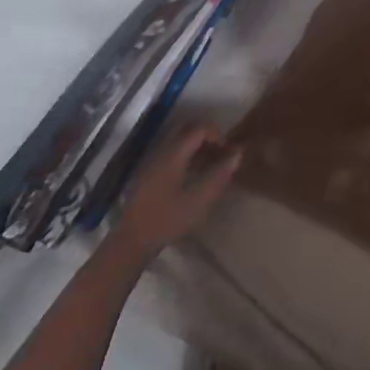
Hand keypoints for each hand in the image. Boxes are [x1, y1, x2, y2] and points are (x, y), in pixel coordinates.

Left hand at [111, 125, 240, 258]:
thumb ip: (219, 175)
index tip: (228, 151)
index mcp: (173, 154)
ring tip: (210, 164)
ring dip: (196, 146)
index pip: (198, 129)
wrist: (132, 240)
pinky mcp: (148, 172)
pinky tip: (193, 174)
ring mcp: (152, 161)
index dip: (216, 134)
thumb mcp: (198, 200)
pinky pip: (170, 152)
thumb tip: (237, 154)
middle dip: (206, 137)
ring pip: (178, 141)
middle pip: (186, 129)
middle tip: (220, 153)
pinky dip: (186, 155)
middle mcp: (161, 151)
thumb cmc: (167, 219)